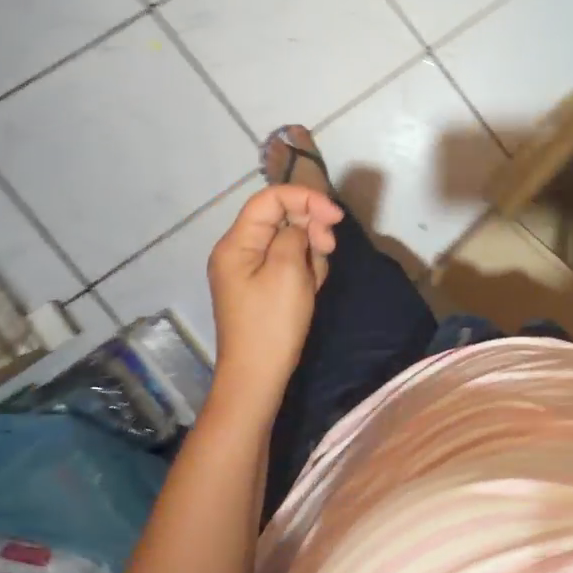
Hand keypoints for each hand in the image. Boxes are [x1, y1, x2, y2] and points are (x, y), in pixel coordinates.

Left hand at [206, 185, 341, 413]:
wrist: (258, 375)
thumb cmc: (272, 322)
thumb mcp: (288, 270)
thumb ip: (295, 234)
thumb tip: (300, 226)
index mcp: (237, 243)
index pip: (271, 198)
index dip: (306, 198)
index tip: (336, 216)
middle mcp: (239, 250)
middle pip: (282, 216)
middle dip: (311, 226)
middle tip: (329, 248)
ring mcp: (250, 268)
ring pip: (290, 238)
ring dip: (311, 250)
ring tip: (315, 279)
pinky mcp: (262, 284)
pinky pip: (289, 260)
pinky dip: (306, 267)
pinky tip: (311, 287)